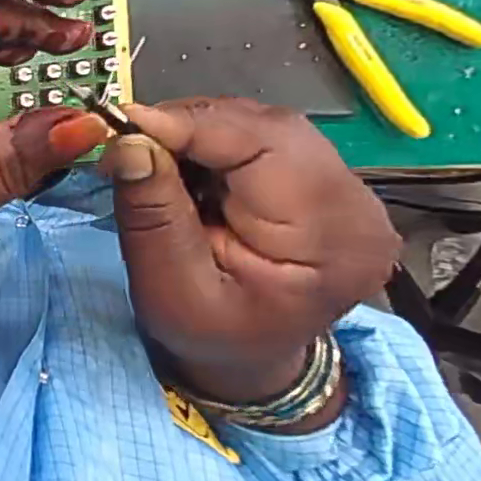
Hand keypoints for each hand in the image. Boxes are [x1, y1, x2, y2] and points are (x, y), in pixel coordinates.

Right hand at [102, 98, 398, 408]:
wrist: (247, 359)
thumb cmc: (209, 335)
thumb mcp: (168, 286)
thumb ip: (152, 213)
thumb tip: (128, 142)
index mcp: (331, 239)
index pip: (264, 148)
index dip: (190, 124)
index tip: (123, 120)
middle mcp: (356, 205)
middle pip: (267, 127)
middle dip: (188, 123)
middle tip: (127, 139)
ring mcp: (345, 191)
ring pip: (261, 125)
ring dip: (195, 129)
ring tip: (149, 154)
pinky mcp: (321, 183)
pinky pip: (260, 138)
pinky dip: (208, 140)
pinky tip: (179, 163)